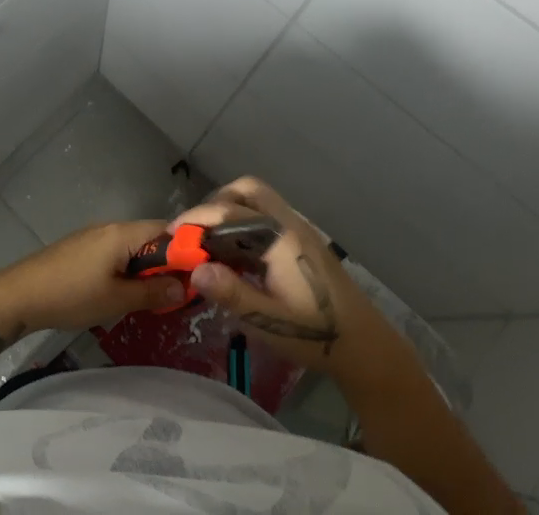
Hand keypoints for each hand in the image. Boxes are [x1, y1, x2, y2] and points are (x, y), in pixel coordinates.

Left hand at [0, 220, 187, 331]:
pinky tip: (131, 292)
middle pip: (152, 238)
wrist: (19, 295)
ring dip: (149, 268)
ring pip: (134, 248)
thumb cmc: (71, 295)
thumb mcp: (117, 299)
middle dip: (170, 263)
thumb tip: (185, 287)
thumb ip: (153, 292)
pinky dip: (130, 269)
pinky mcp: (83, 250)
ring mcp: (95, 237)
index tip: (204, 273)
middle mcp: (111, 227)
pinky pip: (117, 254)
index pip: (168, 230)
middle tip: (184, 292)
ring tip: (161, 296)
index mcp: (122, 233)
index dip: (189, 249)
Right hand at [172, 176, 364, 371]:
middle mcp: (291, 224)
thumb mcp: (267, 321)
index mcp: (281, 238)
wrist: (366, 347)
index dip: (196, 218)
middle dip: (216, 203)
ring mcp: (301, 231)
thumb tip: (194, 269)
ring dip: (231, 211)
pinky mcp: (305, 243)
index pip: (230, 211)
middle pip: (248, 190)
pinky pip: (268, 217)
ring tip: (211, 244)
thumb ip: (230, 293)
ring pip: (259, 201)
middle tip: (196, 232)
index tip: (172, 233)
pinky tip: (236, 256)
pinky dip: (245, 223)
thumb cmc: (315, 334)